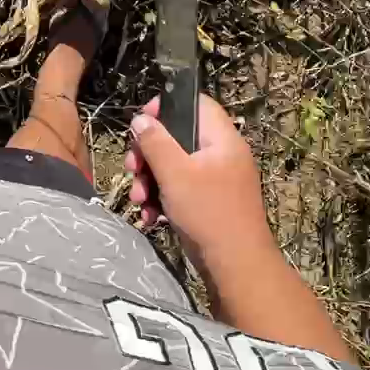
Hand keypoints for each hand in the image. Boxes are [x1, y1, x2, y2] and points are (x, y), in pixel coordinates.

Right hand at [124, 94, 352, 360]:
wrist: (236, 266)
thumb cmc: (208, 213)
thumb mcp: (175, 173)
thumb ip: (155, 142)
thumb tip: (140, 120)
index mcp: (222, 139)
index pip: (196, 103)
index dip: (166, 106)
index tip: (141, 123)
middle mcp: (221, 155)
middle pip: (177, 137)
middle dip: (148, 153)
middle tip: (133, 168)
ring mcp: (216, 180)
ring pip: (174, 166)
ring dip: (150, 180)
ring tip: (139, 199)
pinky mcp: (209, 203)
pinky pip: (180, 190)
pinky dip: (162, 199)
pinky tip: (150, 217)